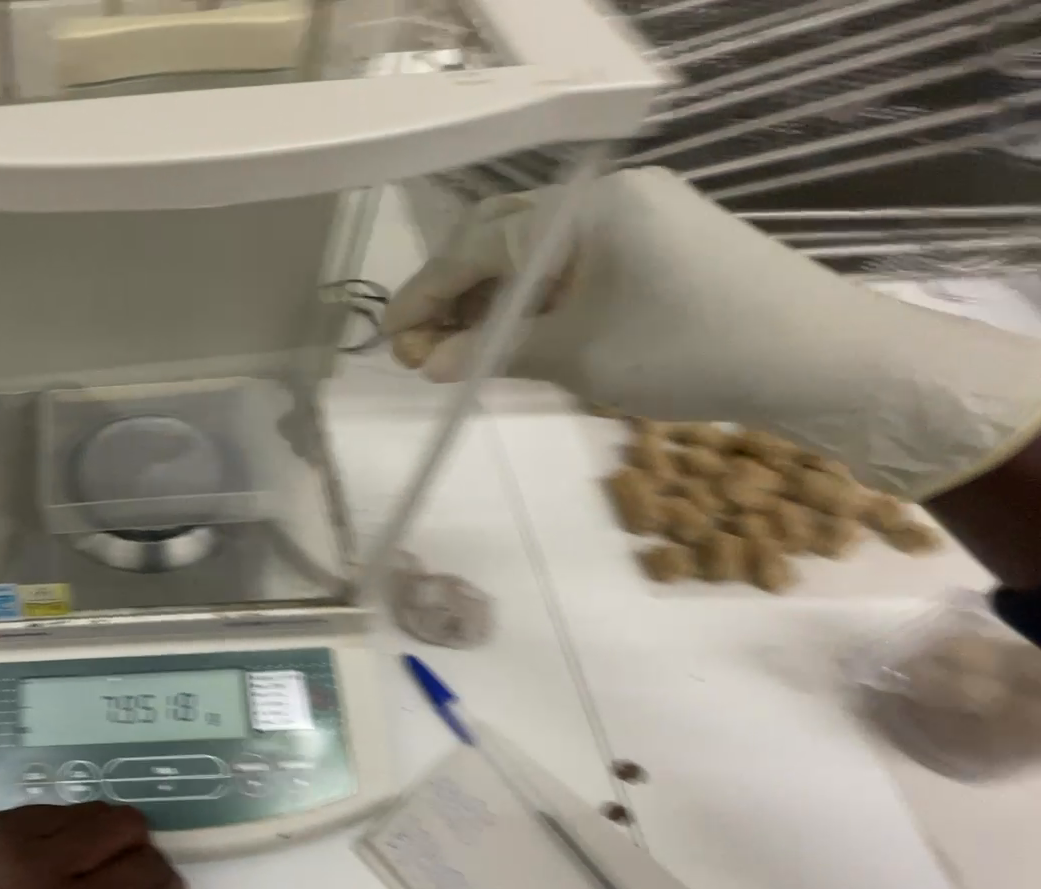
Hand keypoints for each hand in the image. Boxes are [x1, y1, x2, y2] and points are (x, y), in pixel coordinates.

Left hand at [0, 804, 252, 888]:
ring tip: (84, 885)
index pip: (149, 868)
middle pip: (124, 822)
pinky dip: (67, 835)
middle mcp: (31, 865)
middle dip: (137, 856)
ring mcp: (3, 837)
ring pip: (92, 809)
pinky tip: (54, 871)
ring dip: (102, 843)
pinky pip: (54, 807)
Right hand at [382, 167, 1040, 501]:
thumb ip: (493, 352)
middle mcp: (604, 200)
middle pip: (495, 240)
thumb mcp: (576, 356)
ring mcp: (632, 218)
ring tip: (461, 353)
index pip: (475, 249)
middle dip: (450, 295)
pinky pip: (566, 265)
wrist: (822, 360)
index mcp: (584, 212)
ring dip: (487, 301)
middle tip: (425, 351)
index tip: (390, 341)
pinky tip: (512, 337)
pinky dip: (529, 301)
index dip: (423, 296)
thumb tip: (431, 364)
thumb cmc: (689, 351)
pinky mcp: (651, 244)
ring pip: (528, 254)